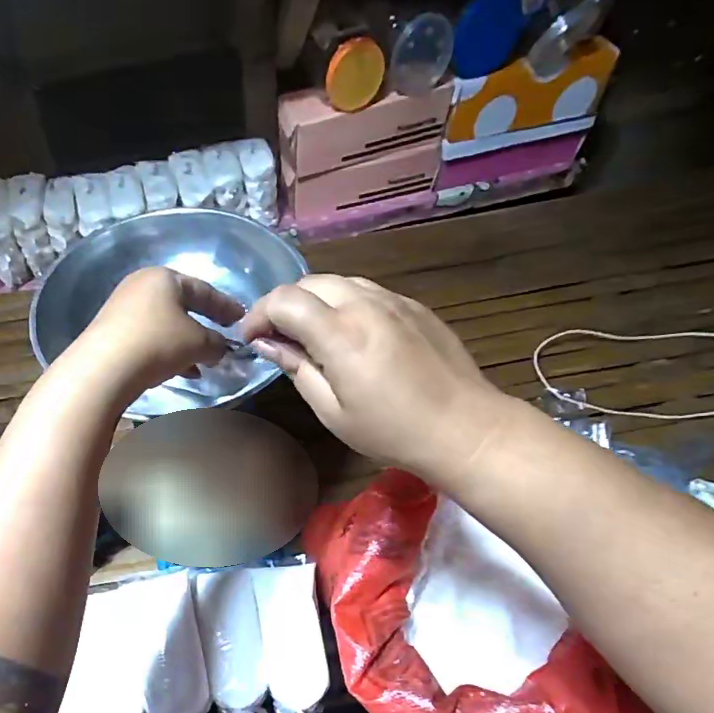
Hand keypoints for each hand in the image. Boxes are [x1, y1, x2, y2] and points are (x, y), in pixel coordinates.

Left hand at [60, 267, 238, 393]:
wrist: (104, 368)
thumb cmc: (158, 343)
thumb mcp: (197, 343)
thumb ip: (216, 343)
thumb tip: (222, 347)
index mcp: (165, 277)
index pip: (203, 290)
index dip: (225, 306)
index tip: (241, 319)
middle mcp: (141, 286)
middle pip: (182, 305)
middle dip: (204, 325)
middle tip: (223, 338)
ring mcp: (123, 309)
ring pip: (165, 325)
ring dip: (187, 343)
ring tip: (204, 363)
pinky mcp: (112, 333)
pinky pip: (149, 339)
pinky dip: (168, 352)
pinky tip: (181, 371)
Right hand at [240, 274, 514, 477]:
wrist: (462, 427)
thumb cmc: (391, 430)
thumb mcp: (332, 411)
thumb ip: (297, 368)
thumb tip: (267, 343)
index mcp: (340, 333)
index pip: (284, 300)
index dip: (258, 314)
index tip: (250, 338)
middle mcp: (365, 304)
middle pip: (309, 282)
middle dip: (283, 303)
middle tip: (275, 336)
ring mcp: (393, 300)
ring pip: (339, 281)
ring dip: (314, 300)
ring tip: (308, 333)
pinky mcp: (413, 305)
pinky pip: (367, 291)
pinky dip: (344, 302)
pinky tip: (347, 333)